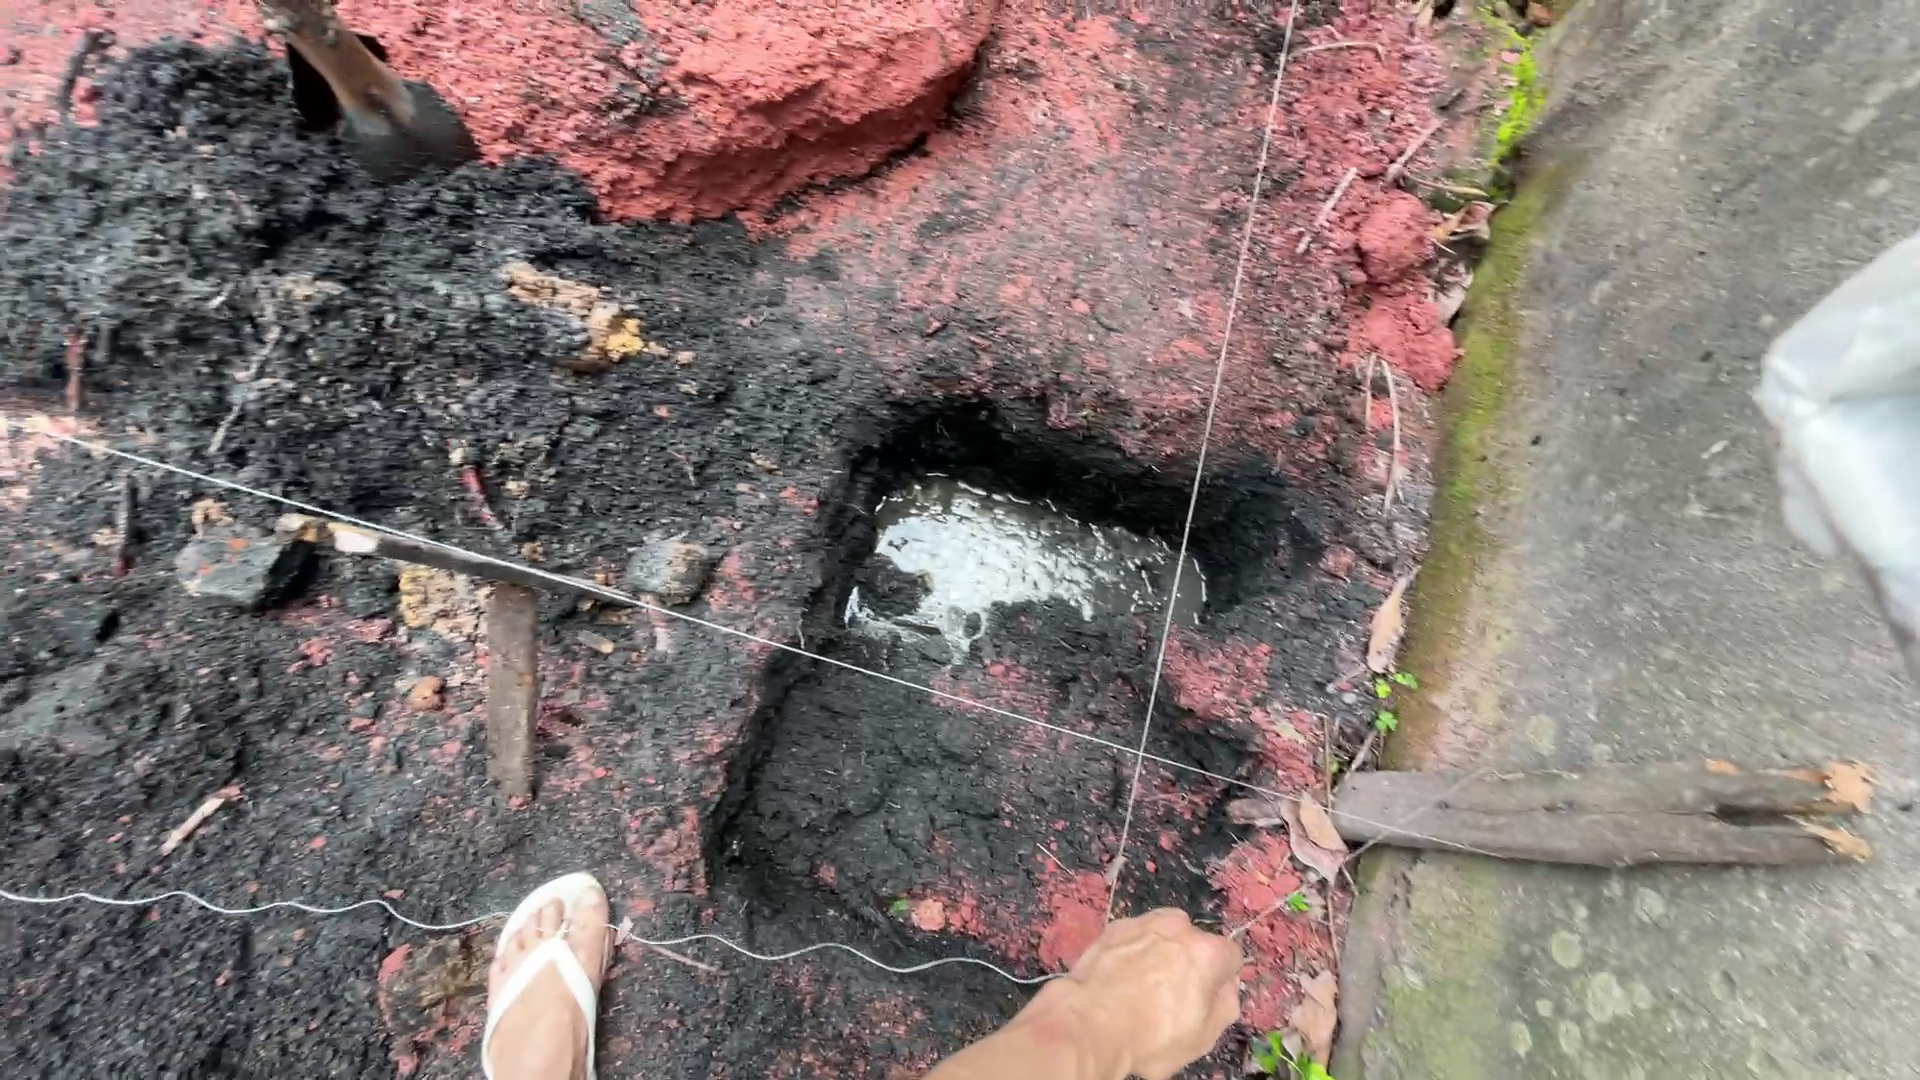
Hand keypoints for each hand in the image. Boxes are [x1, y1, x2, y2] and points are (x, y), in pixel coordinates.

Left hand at [1053, 908, 1244, 1079]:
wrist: (1092, 1019)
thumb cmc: (1153, 1035)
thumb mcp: (1204, 1036)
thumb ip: (1225, 1005)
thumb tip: (1226, 986)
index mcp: (1206, 952)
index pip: (1231, 956)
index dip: (1223, 978)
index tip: (1209, 996)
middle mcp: (1177, 926)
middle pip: (1195, 941)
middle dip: (1190, 962)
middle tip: (1174, 993)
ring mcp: (1143, 922)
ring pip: (1164, 934)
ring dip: (1162, 951)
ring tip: (1145, 984)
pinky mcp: (1115, 925)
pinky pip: (1136, 935)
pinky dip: (1134, 950)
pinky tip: (1123, 975)